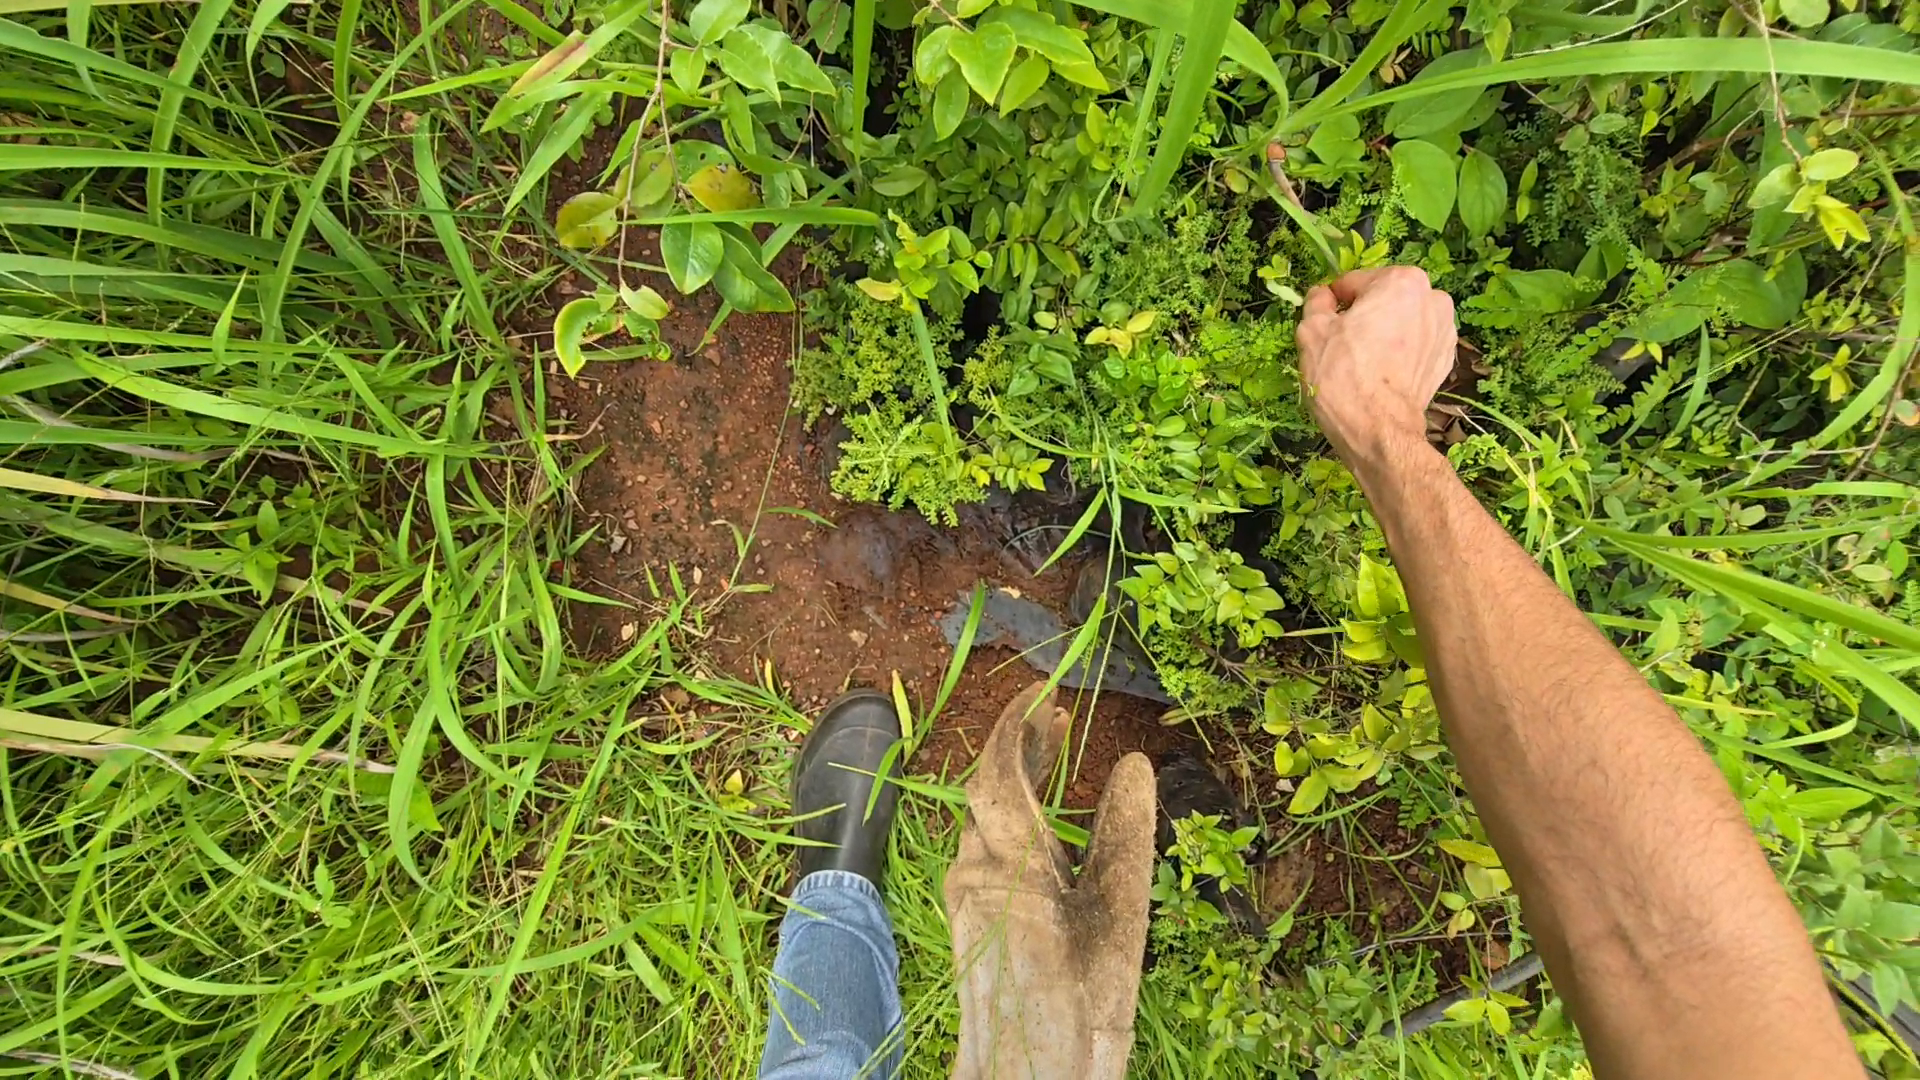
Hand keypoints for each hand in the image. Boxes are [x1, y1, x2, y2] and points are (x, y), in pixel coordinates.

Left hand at [944, 682, 1154, 1079]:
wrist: (1026, 1078)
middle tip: (1057, 717)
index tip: (1040, 694)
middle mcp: (973, 868)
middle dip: (1021, 746)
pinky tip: (1038, 820)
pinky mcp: (965, 911)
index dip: (1017, 726)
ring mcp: (962, 891)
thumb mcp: (1119, 917)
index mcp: (1010, 863)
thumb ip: (1125, 835)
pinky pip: (982, 842)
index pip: (1000, 770)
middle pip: (988, 786)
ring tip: (1054, 754)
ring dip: (1015, 778)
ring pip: (983, 813)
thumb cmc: (1082, 1007)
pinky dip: (1008, 813)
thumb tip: (1135, 765)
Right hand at [1296, 266, 1456, 467]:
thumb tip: (1322, 296)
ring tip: (1360, 364)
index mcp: (1401, 281)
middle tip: (1340, 347)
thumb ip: (1316, 303)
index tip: (1322, 326)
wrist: (1377, 428)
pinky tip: (1379, 376)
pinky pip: (1413, 346)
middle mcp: (1433, 297)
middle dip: (1361, 317)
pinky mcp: (1446, 359)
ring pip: (1399, 323)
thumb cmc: (1342, 376)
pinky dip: (1397, 354)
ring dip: (1381, 334)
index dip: (1332, 303)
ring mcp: (1445, 329)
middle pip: (1382, 300)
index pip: (1354, 282)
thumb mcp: (1312, 332)